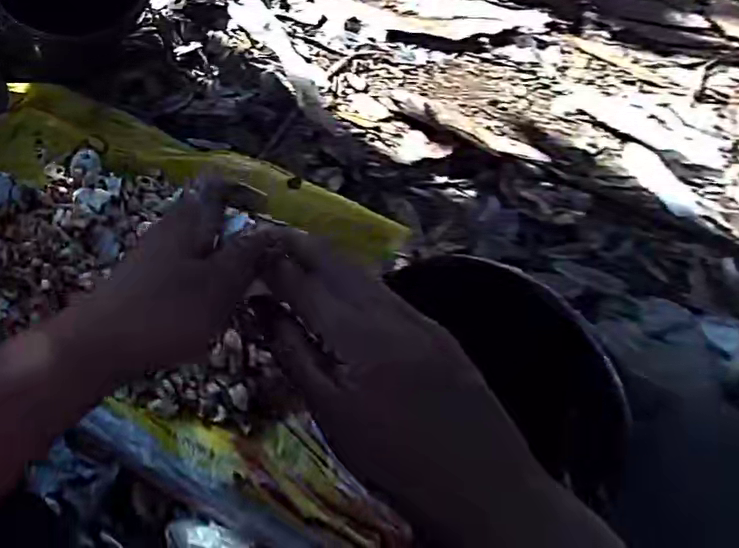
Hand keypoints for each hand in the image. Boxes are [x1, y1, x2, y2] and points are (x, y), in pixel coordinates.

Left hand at [78, 188, 269, 378]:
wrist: (103, 339)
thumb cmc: (166, 310)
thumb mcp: (217, 286)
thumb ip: (243, 257)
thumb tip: (269, 230)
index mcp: (187, 221)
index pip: (215, 188)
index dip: (243, 192)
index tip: (270, 210)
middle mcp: (169, 229)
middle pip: (208, 218)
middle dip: (239, 234)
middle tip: (271, 263)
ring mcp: (155, 253)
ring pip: (198, 245)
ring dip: (224, 261)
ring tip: (249, 289)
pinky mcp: (147, 278)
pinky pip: (186, 269)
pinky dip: (206, 281)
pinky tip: (215, 307)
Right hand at [260, 233, 617, 547]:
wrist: (496, 500)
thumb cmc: (396, 461)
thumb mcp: (330, 412)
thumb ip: (292, 351)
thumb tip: (259, 306)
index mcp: (355, 333)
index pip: (298, 279)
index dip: (267, 262)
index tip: (242, 253)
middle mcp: (387, 313)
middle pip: (332, 261)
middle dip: (295, 245)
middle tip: (264, 239)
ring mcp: (418, 320)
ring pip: (360, 271)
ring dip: (324, 258)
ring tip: (294, 256)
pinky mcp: (438, 333)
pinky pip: (384, 290)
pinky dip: (352, 280)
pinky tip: (340, 292)